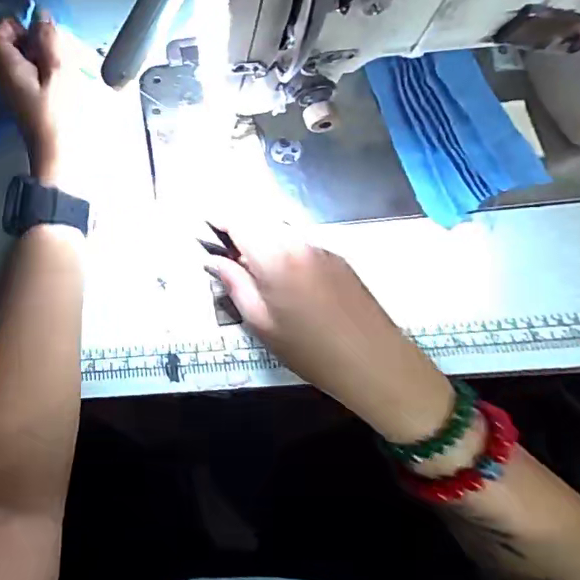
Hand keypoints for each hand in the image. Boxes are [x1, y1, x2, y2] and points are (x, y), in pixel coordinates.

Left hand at [0, 13, 83, 187]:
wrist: (53, 148)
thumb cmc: (57, 110)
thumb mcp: (58, 71)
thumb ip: (49, 41)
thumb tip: (41, 16)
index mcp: (5, 65)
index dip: (14, 27)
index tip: (38, 37)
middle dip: (18, 38)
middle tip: (42, 48)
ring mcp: (3, 86)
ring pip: (4, 56)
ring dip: (25, 52)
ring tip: (47, 62)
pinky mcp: (13, 95)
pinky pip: (12, 69)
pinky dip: (26, 65)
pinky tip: (45, 76)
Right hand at [203, 221, 456, 443]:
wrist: (373, 360)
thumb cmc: (308, 349)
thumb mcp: (261, 322)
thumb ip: (235, 284)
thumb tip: (214, 261)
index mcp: (275, 255)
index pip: (239, 219)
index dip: (219, 219)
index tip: (206, 228)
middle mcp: (298, 242)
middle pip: (261, 219)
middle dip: (240, 229)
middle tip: (227, 255)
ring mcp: (322, 248)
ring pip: (282, 230)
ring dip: (263, 240)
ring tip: (254, 273)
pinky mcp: (338, 259)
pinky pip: (302, 244)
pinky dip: (285, 251)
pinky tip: (287, 282)